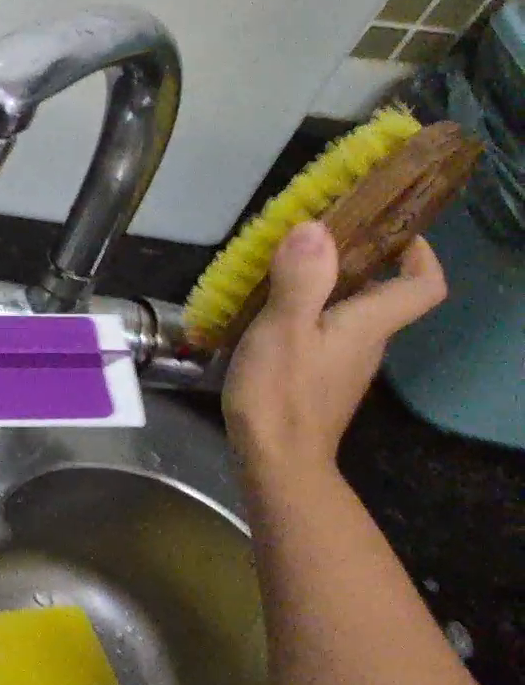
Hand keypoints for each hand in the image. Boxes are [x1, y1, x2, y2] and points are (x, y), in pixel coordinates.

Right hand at [223, 220, 445, 475]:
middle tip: (312, 243)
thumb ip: (301, 280)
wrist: (276, 457)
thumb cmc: (282, 391)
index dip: (418, 254)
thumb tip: (315, 226)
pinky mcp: (316, 380)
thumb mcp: (283, 329)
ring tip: (276, 276)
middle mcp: (365, 342)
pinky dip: (302, 318)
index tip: (390, 229)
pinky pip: (320, 336)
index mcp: (368, 325)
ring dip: (323, 290)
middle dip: (358, 264)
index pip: (422, 285)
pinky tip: (263, 320)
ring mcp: (341, 364)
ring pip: (347, 315)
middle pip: (380, 296)